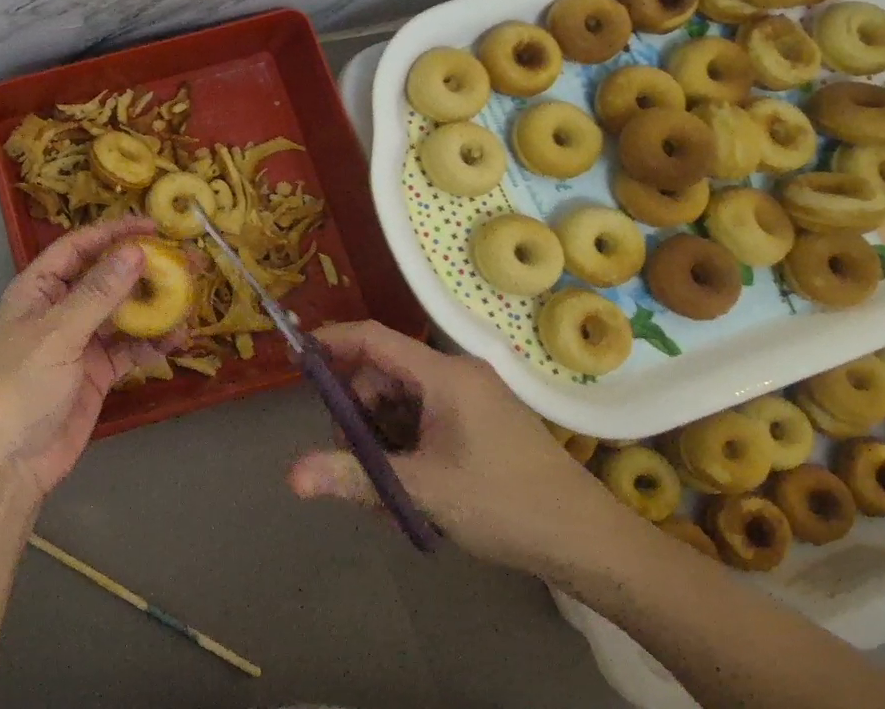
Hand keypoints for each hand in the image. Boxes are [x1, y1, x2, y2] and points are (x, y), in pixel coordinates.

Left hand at [0, 217, 184, 495]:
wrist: (8, 460)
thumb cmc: (20, 385)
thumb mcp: (57, 334)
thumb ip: (98, 294)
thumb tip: (135, 252)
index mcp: (37, 289)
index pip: (77, 248)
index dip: (113, 233)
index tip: (154, 225)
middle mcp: (59, 309)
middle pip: (105, 279)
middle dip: (143, 270)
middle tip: (188, 263)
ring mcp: (79, 342)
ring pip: (122, 314)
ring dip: (154, 308)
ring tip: (191, 300)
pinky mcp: (96, 373)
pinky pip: (128, 349)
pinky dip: (152, 344)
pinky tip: (178, 339)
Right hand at [287, 321, 629, 572]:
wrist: (593, 545)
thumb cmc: (508, 507)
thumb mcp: (423, 490)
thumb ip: (354, 476)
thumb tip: (291, 477)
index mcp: (445, 376)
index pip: (372, 338)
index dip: (329, 342)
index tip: (294, 360)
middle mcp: (457, 377)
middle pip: (379, 376)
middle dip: (356, 416)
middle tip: (351, 461)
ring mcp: (470, 400)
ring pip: (397, 403)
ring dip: (380, 440)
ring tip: (385, 490)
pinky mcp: (478, 423)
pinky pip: (421, 420)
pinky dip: (404, 449)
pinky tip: (408, 489)